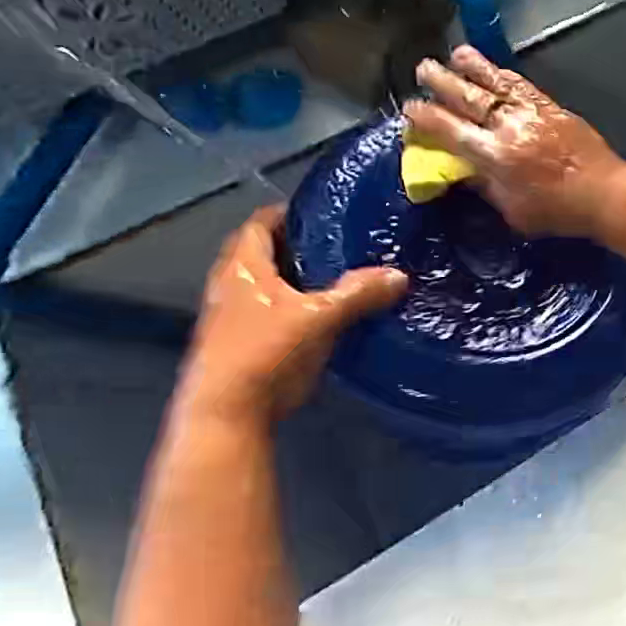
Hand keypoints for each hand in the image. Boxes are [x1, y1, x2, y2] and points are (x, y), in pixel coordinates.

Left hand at [177, 206, 406, 423]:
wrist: (226, 413)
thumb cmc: (267, 353)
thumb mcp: (321, 319)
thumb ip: (359, 294)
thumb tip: (399, 274)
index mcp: (242, 268)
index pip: (259, 224)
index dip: (286, 213)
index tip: (320, 212)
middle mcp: (229, 286)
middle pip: (259, 253)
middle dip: (293, 246)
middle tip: (334, 246)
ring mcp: (228, 317)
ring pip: (262, 285)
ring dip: (290, 279)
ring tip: (331, 279)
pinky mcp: (236, 344)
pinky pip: (267, 311)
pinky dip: (289, 306)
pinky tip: (317, 317)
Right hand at [403, 46, 625, 236]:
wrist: (603, 192)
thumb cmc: (557, 211)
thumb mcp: (514, 211)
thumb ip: (487, 188)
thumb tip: (465, 171)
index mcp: (493, 156)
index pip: (449, 131)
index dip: (426, 119)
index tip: (410, 109)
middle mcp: (507, 127)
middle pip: (467, 97)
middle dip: (441, 81)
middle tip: (423, 68)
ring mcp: (530, 113)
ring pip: (494, 83)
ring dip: (472, 66)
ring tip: (455, 53)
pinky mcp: (551, 107)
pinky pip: (522, 85)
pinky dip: (504, 74)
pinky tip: (495, 69)